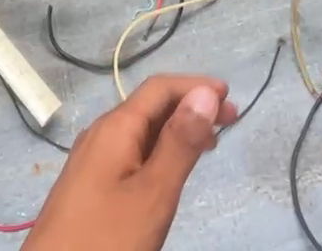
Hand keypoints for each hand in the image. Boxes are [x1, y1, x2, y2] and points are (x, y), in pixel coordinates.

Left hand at [22, 76, 237, 250]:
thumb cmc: (107, 237)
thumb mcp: (152, 193)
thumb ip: (179, 143)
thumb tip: (204, 92)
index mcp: (115, 127)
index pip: (159, 88)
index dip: (195, 86)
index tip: (230, 96)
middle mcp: (101, 133)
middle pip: (150, 105)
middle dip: (190, 105)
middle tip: (231, 121)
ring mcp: (93, 159)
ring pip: (141, 130)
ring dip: (177, 128)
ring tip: (210, 143)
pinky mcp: (90, 183)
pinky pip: (131, 151)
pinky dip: (159, 149)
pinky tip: (171, 167)